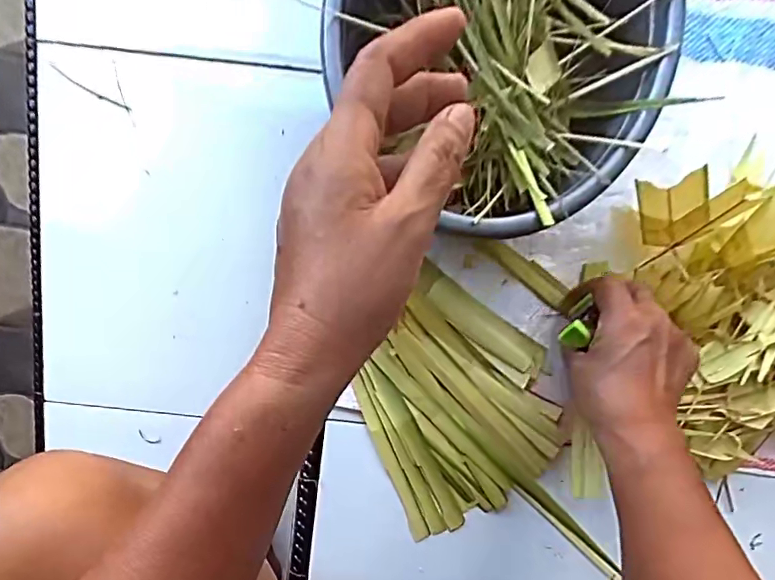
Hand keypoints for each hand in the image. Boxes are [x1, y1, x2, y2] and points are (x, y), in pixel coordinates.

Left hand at [256, 8, 475, 395]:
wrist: (307, 351)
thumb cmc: (354, 293)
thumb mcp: (408, 223)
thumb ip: (436, 161)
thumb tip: (458, 114)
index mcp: (335, 155)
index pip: (375, 72)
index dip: (418, 41)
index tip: (458, 25)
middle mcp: (316, 169)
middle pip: (369, 108)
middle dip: (420, 92)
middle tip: (466, 97)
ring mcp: (311, 200)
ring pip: (363, 149)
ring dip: (407, 138)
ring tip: (451, 145)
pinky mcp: (314, 229)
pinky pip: (354, 183)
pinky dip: (390, 173)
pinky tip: (418, 191)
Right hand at [567, 276, 698, 448]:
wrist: (639, 428)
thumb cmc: (601, 397)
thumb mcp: (575, 368)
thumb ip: (575, 342)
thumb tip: (576, 334)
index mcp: (624, 318)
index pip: (607, 284)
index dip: (587, 289)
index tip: (575, 303)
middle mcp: (655, 317)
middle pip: (635, 290)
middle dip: (614, 296)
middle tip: (597, 315)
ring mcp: (677, 334)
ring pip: (654, 312)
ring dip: (634, 317)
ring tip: (620, 340)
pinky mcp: (688, 352)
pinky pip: (668, 334)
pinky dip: (652, 338)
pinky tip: (640, 359)